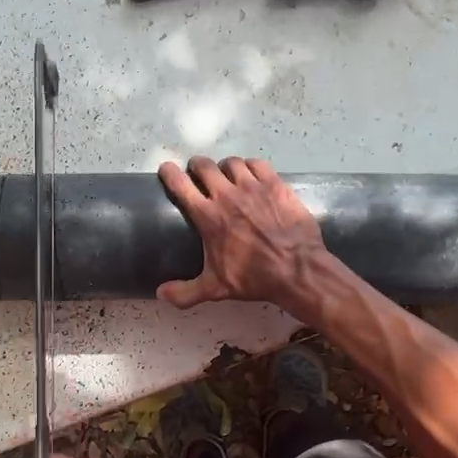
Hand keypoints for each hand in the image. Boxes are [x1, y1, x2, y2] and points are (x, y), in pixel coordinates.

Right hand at [157, 156, 332, 313]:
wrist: (297, 269)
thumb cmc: (254, 277)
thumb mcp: (216, 288)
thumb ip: (185, 292)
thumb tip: (161, 294)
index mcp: (208, 216)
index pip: (181, 184)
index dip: (169, 173)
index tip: (167, 170)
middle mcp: (227, 195)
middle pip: (204, 166)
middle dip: (197, 166)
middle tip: (198, 174)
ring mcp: (253, 187)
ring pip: (231, 163)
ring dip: (224, 167)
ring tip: (226, 175)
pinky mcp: (275, 185)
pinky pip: (258, 164)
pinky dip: (250, 166)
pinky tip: (251, 174)